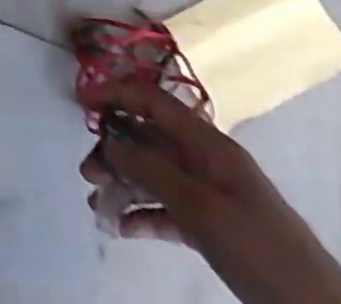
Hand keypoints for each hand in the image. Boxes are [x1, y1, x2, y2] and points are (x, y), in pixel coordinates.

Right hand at [79, 84, 340, 303]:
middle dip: (113, 152)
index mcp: (208, 145)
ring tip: (98, 204)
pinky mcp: (210, 226)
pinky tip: (121, 228)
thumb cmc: (259, 247)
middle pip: (147, 140)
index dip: (116, 93)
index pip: (153, 101)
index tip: (82, 102)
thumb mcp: (199, 206)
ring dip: (122, 184)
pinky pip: (165, 209)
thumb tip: (110, 140)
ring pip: (152, 175)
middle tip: (88, 173)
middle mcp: (205, 162)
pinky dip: (141, 214)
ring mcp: (208, 194)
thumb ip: (150, 169)